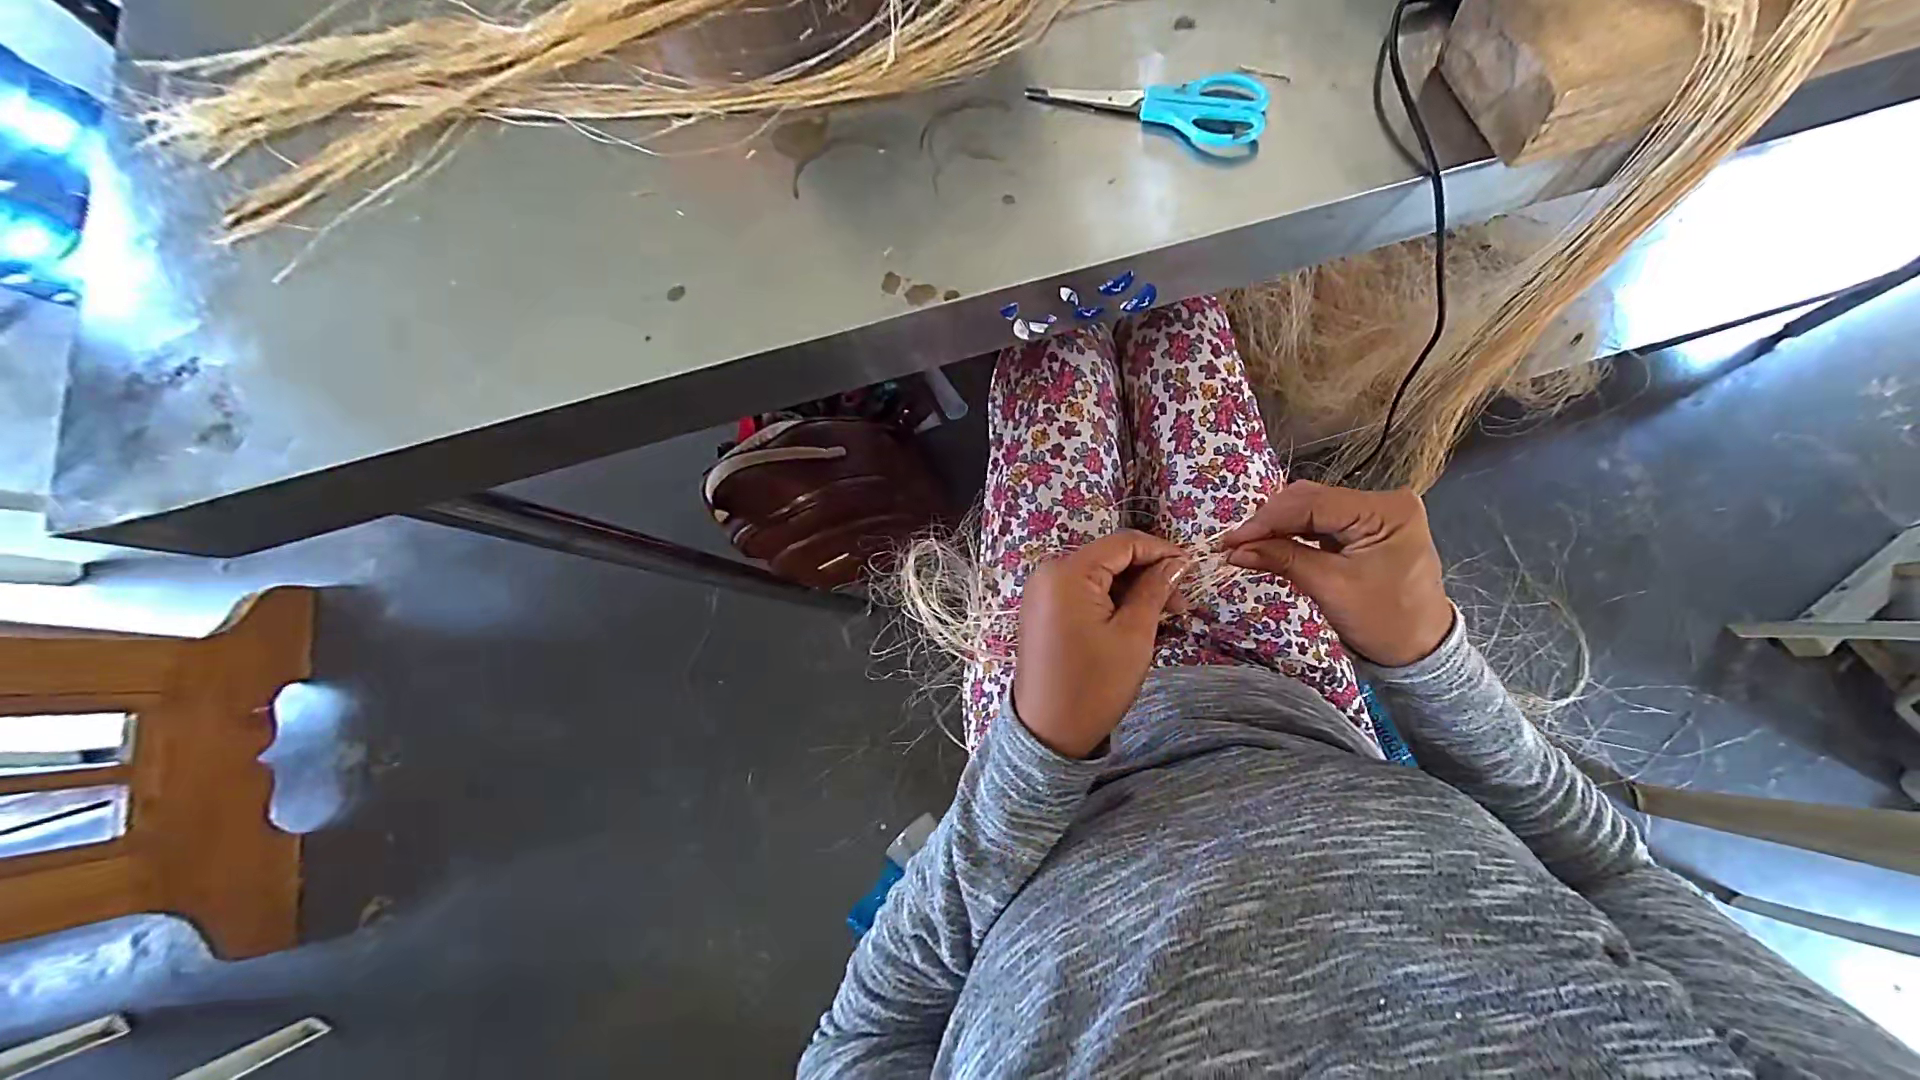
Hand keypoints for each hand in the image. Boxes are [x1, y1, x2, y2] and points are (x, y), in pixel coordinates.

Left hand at [1012, 530, 1188, 758]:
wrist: (1048, 732)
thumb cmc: (1094, 685)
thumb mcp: (1134, 635)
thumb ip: (1154, 590)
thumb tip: (1176, 563)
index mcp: (1067, 572)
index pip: (1122, 543)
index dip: (1161, 551)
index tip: (1193, 568)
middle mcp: (1048, 573)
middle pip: (1109, 558)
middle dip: (1148, 574)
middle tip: (1181, 604)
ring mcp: (1042, 592)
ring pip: (1098, 576)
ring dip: (1132, 590)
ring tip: (1165, 617)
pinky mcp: (1043, 611)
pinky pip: (1083, 593)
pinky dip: (1111, 601)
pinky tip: (1137, 621)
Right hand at [1221, 481, 1452, 666]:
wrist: (1420, 651)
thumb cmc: (1384, 620)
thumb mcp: (1329, 587)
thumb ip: (1282, 559)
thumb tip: (1235, 549)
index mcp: (1386, 510)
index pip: (1313, 503)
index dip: (1267, 520)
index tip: (1231, 540)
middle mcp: (1383, 502)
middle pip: (1310, 500)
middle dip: (1269, 521)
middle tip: (1234, 544)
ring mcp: (1373, 515)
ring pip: (1310, 509)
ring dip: (1276, 527)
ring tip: (1244, 546)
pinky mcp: (1363, 529)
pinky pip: (1318, 523)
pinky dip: (1290, 534)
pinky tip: (1267, 545)